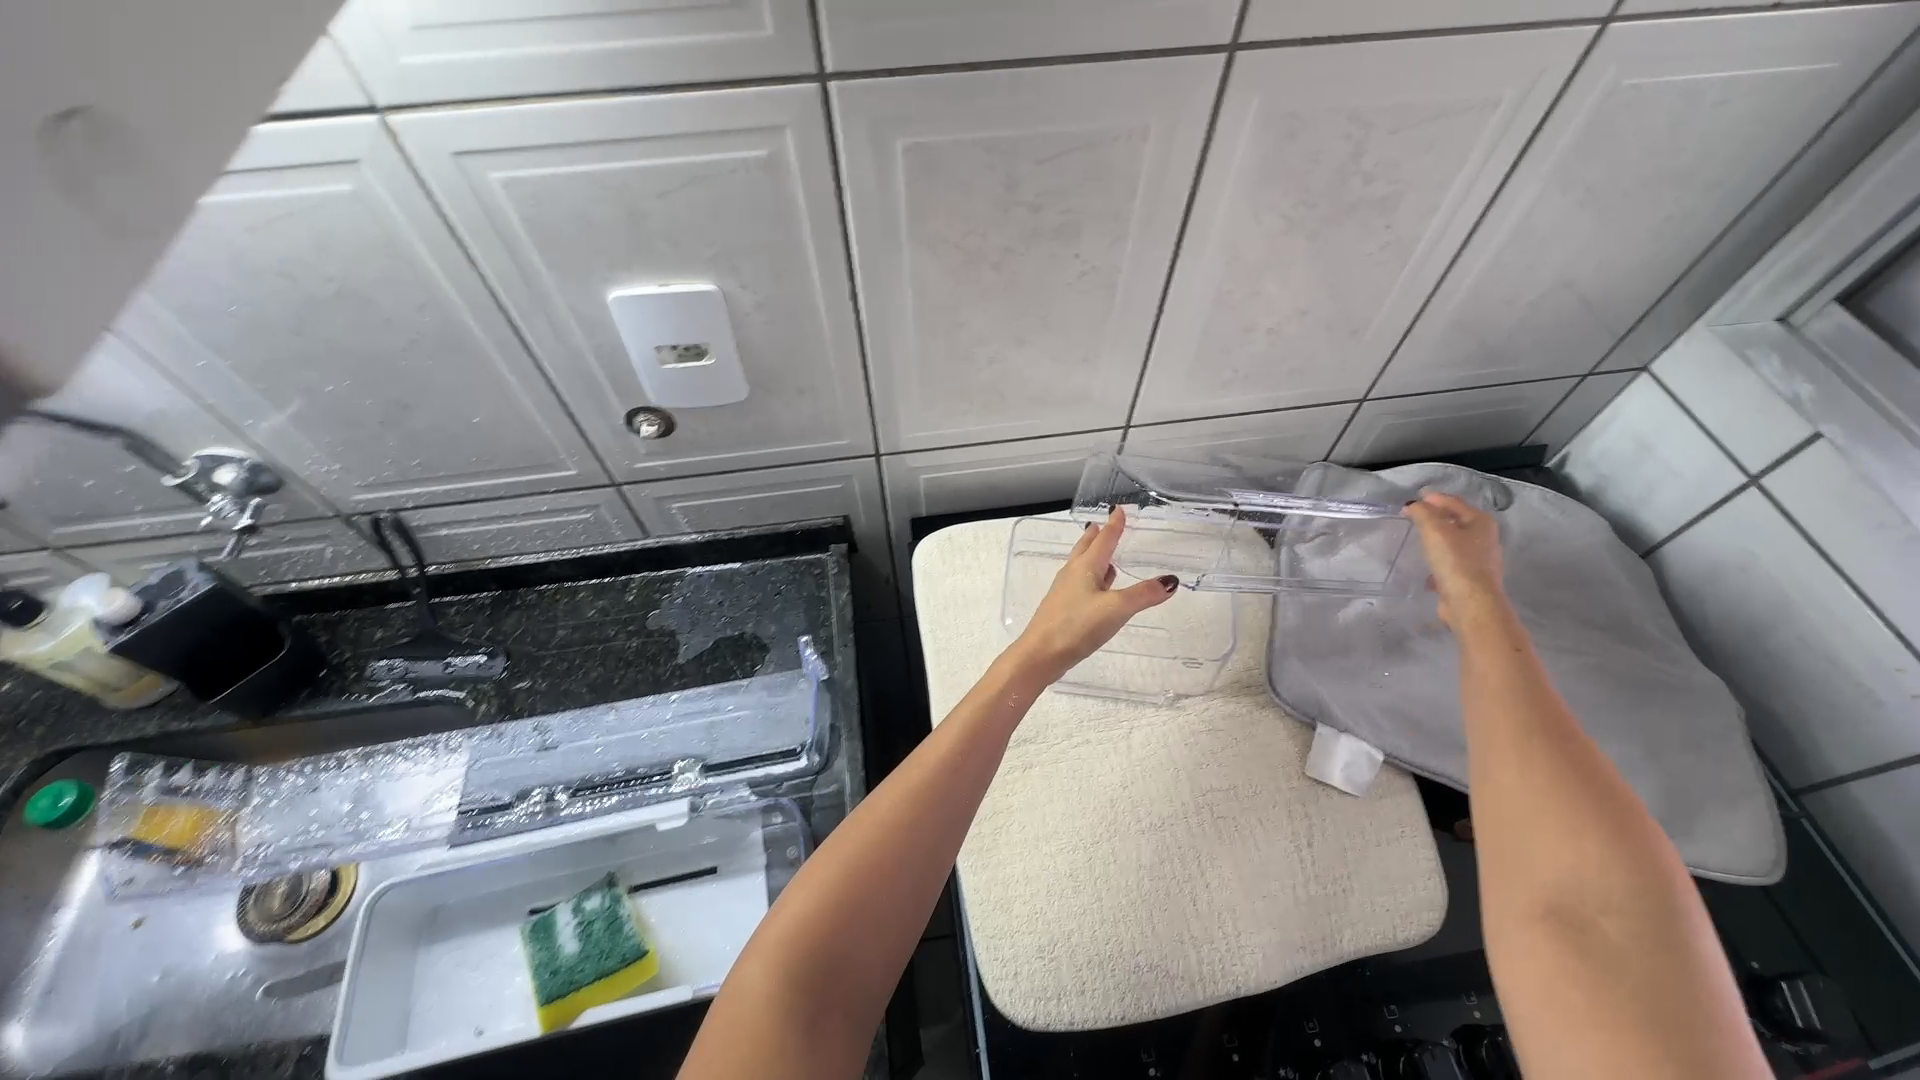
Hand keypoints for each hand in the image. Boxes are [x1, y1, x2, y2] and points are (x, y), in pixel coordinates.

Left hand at [1007, 507, 1178, 683]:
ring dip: (1092, 558)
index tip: (1118, 509)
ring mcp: (1064, 592)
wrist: (1041, 654)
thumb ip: (1144, 595)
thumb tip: (1171, 580)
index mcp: (1085, 567)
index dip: (1114, 525)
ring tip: (1103, 555)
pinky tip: (1097, 591)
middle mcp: (1072, 574)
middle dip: (1095, 537)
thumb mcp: (1117, 609)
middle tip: (1101, 525)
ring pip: (1081, 567)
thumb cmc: (1077, 625)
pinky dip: (1091, 580)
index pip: (1104, 539)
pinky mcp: (1062, 609)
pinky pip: (1079, 586)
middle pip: (1086, 549)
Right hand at [1403, 491, 1507, 628]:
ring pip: (1454, 543)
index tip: (1411, 501)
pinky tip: (1427, 569)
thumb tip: (1413, 506)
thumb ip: (1423, 513)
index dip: (1432, 499)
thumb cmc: (1455, 561)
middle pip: (1456, 521)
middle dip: (1435, 518)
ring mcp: (1480, 560)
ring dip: (1437, 540)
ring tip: (1418, 541)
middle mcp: (1485, 538)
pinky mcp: (1471, 578)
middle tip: (1413, 518)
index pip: (1453, 502)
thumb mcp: (1435, 530)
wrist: (1470, 603)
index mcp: (1480, 522)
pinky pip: (1451, 563)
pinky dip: (1439, 562)